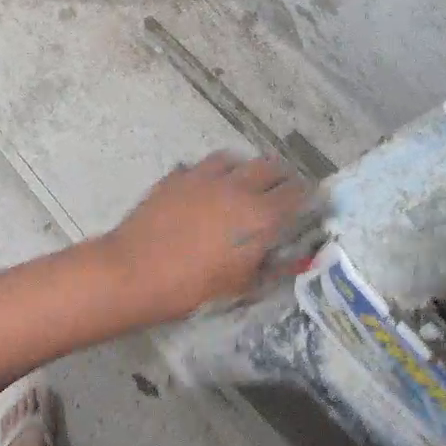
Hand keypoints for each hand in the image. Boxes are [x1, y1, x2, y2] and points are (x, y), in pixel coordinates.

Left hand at [99, 154, 312, 321]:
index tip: (308, 204)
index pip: (298, 192)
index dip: (308, 196)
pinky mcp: (173, 177)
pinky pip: (198, 167)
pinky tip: (203, 192)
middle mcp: (235, 187)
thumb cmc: (194, 286)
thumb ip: (272, 265)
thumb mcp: (244, 284)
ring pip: (233, 159)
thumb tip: (288, 254)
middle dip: (279, 177)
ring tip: (240, 187)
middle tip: (278, 193)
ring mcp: (201, 177)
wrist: (136, 270)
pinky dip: (208, 175)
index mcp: (261, 214)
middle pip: (269, 166)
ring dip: (242, 169)